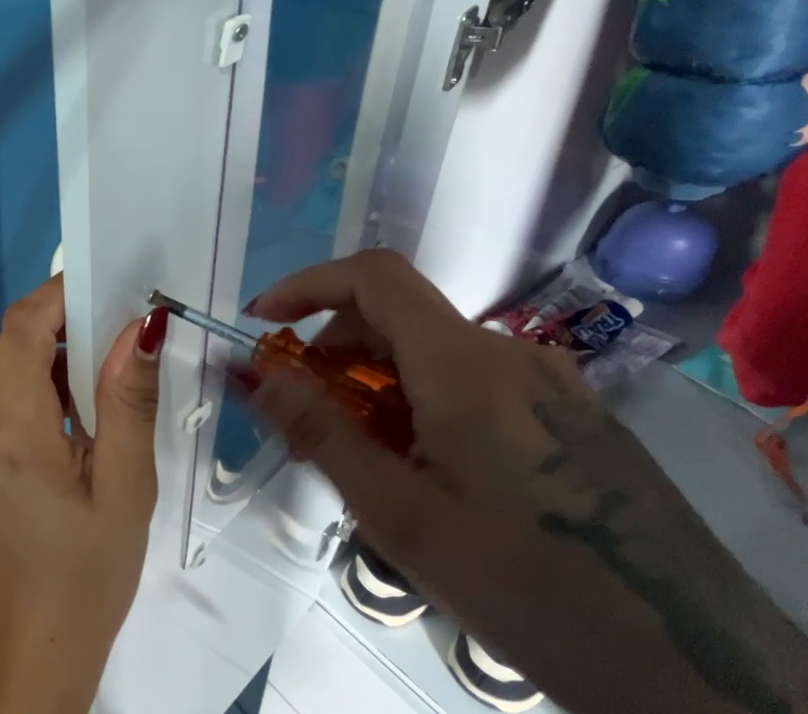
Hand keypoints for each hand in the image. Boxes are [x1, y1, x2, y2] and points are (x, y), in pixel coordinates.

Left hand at [0, 274, 165, 713]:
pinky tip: (84, 399)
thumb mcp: (126, 488)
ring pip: (9, 361)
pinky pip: (6, 389)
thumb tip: (139, 326)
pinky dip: (43, 378)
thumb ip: (127, 402)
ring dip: (56, 349)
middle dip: (64, 319)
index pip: (21, 328)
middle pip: (13, 340)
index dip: (59, 293)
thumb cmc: (89, 571)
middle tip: (124, 320)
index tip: (109, 280)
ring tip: (113, 358)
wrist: (35, 634)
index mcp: (12, 427)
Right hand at [249, 249, 807, 713]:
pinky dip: (425, 407)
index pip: (373, 276)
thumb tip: (249, 371)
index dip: (306, 286)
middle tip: (307, 424)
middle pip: (399, 318)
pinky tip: (429, 479)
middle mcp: (513, 357)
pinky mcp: (577, 423)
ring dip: (378, 389)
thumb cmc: (529, 584)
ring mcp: (554, 389)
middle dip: (334, 355)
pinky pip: (478, 387)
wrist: (699, 671)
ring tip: (366, 466)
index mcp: (466, 365)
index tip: (261, 324)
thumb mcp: (401, 514)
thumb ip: (318, 431)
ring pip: (435, 358)